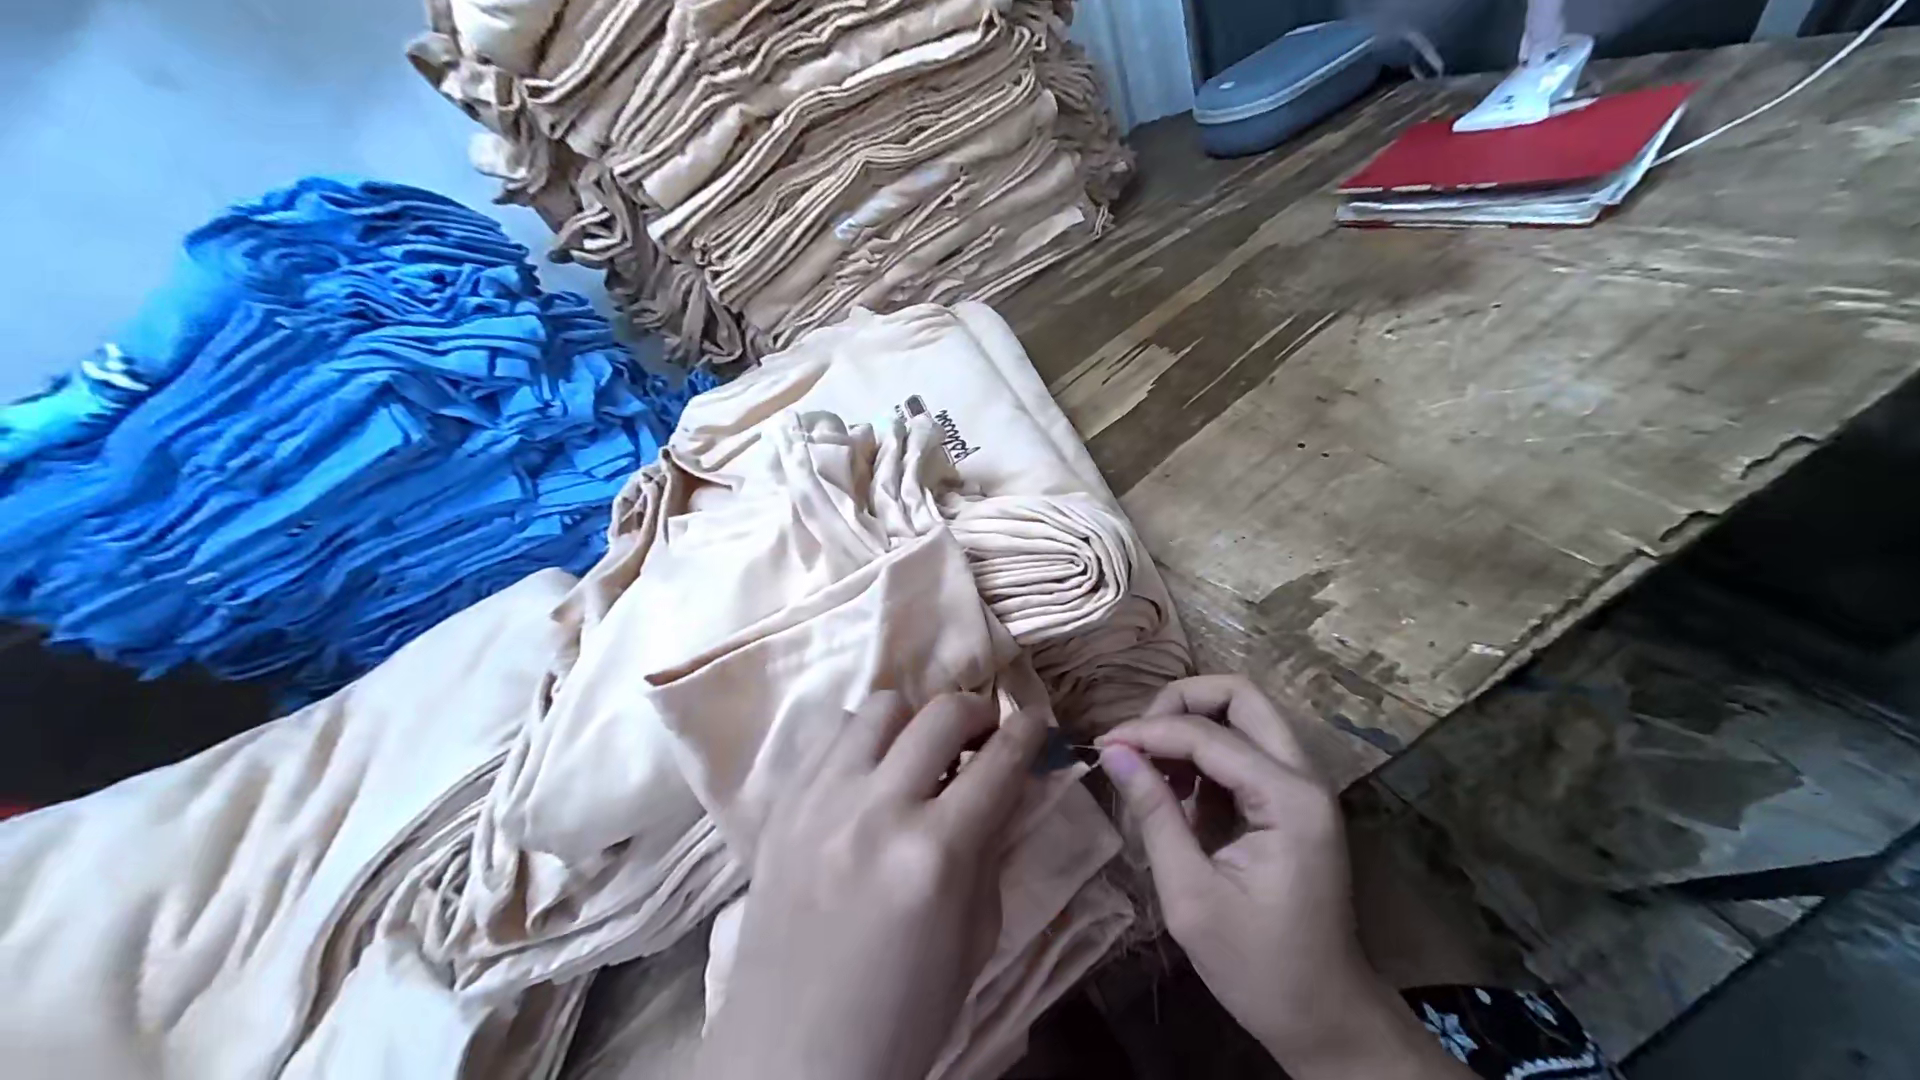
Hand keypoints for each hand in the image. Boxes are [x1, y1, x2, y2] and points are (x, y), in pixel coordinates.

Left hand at [696, 691, 1045, 1079]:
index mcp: (936, 854)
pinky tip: (872, 772)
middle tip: (984, 734)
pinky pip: (831, 737)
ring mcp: (820, 801)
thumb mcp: (977, 934)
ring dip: (916, 720)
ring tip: (921, 752)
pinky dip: (865, 741)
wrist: (796, 1056)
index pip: (999, 761)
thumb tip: (1007, 783)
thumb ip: (992, 846)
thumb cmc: (905, 1011)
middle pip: (942, 714)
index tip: (1037, 719)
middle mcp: (877, 810)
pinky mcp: (782, 806)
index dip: (1028, 731)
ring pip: (881, 708)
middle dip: (978, 712)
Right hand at [1097, 676, 1472, 1079]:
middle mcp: (1304, 777)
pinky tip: (1176, 789)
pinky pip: (1243, 745)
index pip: (1208, 735)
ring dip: (1190, 724)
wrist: (1325, 1017)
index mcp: (1289, 800)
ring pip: (1242, 714)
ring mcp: (1302, 785)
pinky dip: (1203, 751)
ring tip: (1151, 766)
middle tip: (1137, 738)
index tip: (1103, 745)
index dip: (1148, 731)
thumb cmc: (1258, 967)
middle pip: (1240, 696)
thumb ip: (1154, 814)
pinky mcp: (1291, 798)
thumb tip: (1112, 751)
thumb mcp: (1190, 894)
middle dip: (1180, 702)